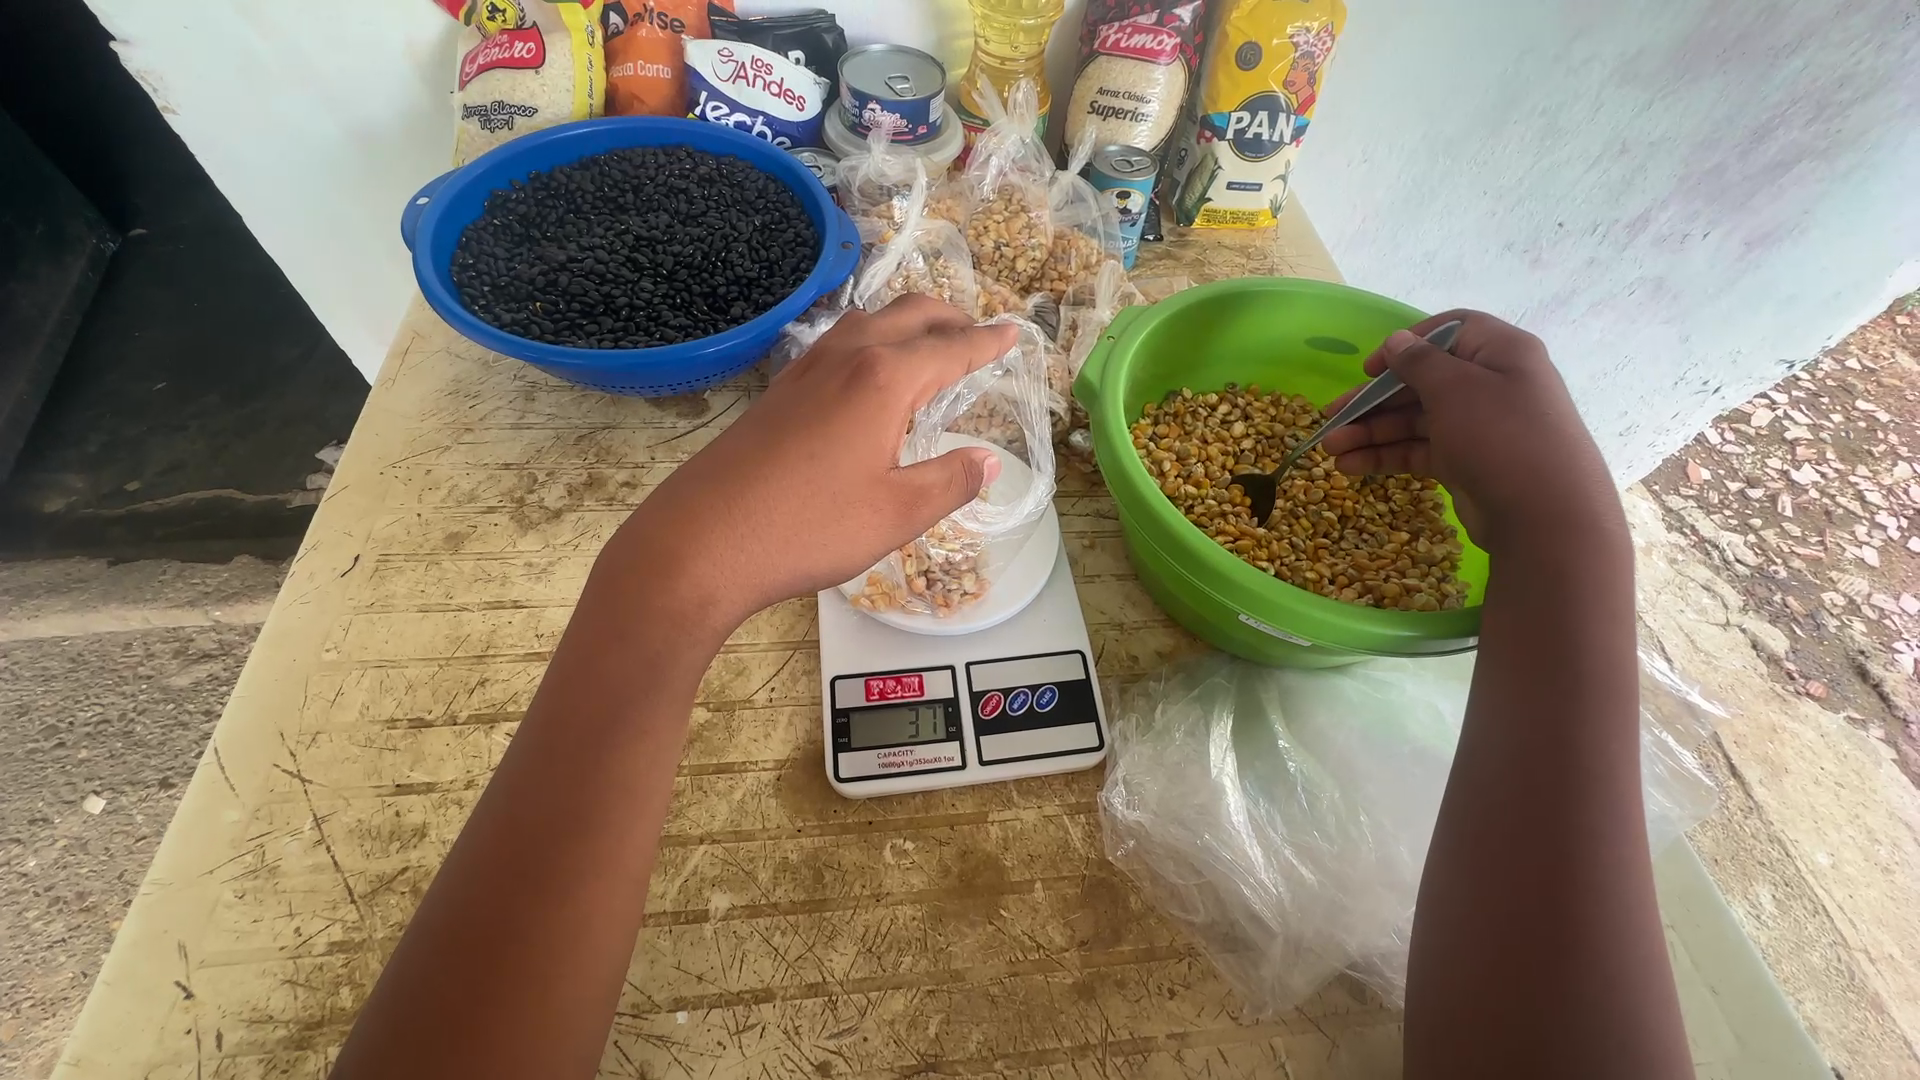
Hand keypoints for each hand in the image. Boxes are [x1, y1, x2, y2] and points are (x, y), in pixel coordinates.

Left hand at [610, 295, 1017, 626]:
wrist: (702, 541)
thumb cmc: (808, 528)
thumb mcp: (896, 514)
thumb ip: (950, 482)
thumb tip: (988, 461)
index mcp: (883, 380)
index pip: (950, 349)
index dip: (987, 342)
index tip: (1014, 332)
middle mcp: (845, 359)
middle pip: (908, 315)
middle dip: (949, 318)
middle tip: (977, 333)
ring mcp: (804, 371)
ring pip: (866, 321)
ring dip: (905, 322)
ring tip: (926, 344)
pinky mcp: (777, 392)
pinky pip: (836, 343)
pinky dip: (869, 340)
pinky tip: (864, 373)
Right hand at [1317, 310, 1621, 553]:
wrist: (1544, 515)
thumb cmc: (1501, 436)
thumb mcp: (1456, 389)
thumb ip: (1419, 363)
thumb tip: (1396, 341)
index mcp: (1499, 354)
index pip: (1449, 331)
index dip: (1406, 344)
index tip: (1370, 368)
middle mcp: (1489, 385)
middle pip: (1420, 382)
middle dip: (1372, 401)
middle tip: (1331, 418)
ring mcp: (1476, 426)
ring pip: (1412, 420)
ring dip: (1370, 432)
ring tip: (1331, 450)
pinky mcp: (1464, 461)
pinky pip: (1416, 450)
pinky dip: (1384, 455)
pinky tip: (1350, 467)